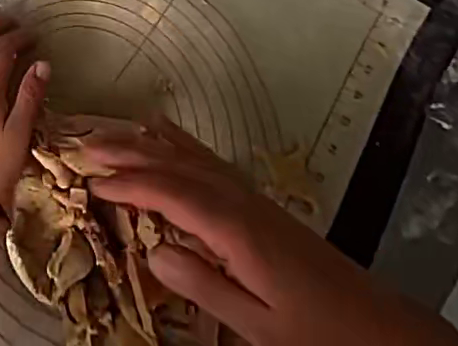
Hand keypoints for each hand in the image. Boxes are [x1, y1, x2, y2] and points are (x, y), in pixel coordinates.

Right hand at [83, 121, 457, 345]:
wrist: (370, 319)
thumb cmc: (312, 328)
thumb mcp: (257, 325)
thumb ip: (204, 285)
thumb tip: (153, 253)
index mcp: (233, 227)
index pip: (170, 194)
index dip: (129, 184)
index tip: (93, 181)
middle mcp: (236, 198)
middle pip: (175, 164)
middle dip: (130, 152)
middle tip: (87, 145)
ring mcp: (246, 192)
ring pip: (189, 155)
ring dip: (149, 142)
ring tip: (114, 132)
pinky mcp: (254, 197)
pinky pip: (208, 159)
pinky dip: (180, 142)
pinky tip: (166, 135)